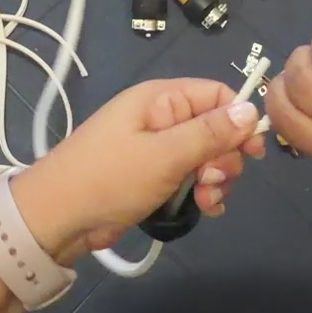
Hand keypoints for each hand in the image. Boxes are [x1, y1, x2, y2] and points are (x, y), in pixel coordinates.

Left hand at [12, 79, 264, 261]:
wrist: (57, 218)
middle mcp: (161, 117)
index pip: (216, 94)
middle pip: (216, 128)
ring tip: (207, 201)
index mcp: (161, 98)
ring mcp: (157, 147)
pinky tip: (205, 208)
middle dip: (225, 157)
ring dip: (216, 179)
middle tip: (214, 181)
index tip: (254, 152)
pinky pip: (190, 175)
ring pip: (206, 156)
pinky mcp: (153, 175)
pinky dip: (202, 191)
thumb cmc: (110, 177)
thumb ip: (210, 133)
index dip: (239, 120)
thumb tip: (251, 108)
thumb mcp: (165, 154)